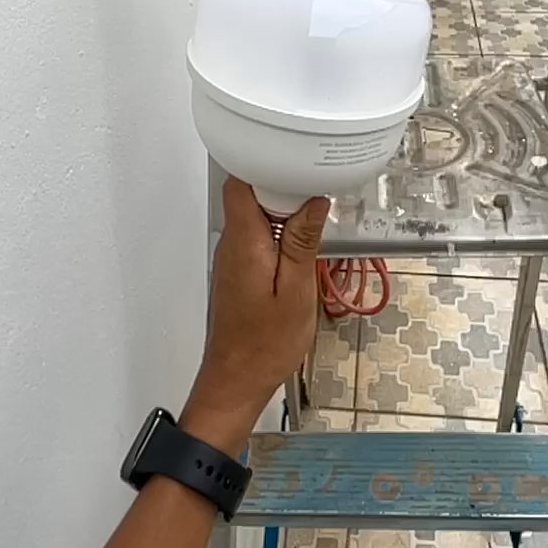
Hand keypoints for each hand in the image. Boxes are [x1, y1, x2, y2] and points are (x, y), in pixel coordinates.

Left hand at [181, 178, 329, 453]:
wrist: (238, 380)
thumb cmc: (265, 344)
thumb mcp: (297, 291)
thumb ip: (303, 242)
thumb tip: (314, 202)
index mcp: (244, 242)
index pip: (241, 183)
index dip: (267, 167)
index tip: (299, 172)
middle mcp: (232, 244)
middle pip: (249, 194)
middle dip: (283, 190)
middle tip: (314, 204)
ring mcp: (233, 257)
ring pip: (255, 215)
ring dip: (283, 214)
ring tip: (312, 229)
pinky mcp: (238, 270)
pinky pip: (257, 236)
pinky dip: (279, 235)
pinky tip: (299, 251)